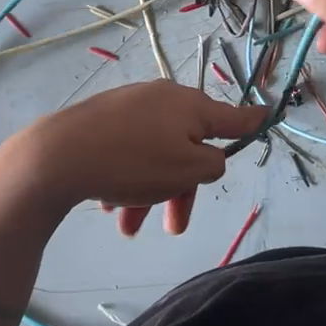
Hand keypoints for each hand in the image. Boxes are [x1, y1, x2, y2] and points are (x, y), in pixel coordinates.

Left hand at [2, 81, 267, 237]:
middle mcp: (164, 98)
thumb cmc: (134, 163)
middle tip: (173, 228)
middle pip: (188, 146)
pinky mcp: (102, 117)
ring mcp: (130, 105)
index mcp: (191, 106)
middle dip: (182, 189)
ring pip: (154, 154)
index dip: (253, 122)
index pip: (233, 117)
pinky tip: (109, 204)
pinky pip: (127, 150)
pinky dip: (126, 178)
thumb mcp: (188, 171)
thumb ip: (213, 164)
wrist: (56, 155)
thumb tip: (209, 155)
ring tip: (128, 227)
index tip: (269, 114)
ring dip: (149, 193)